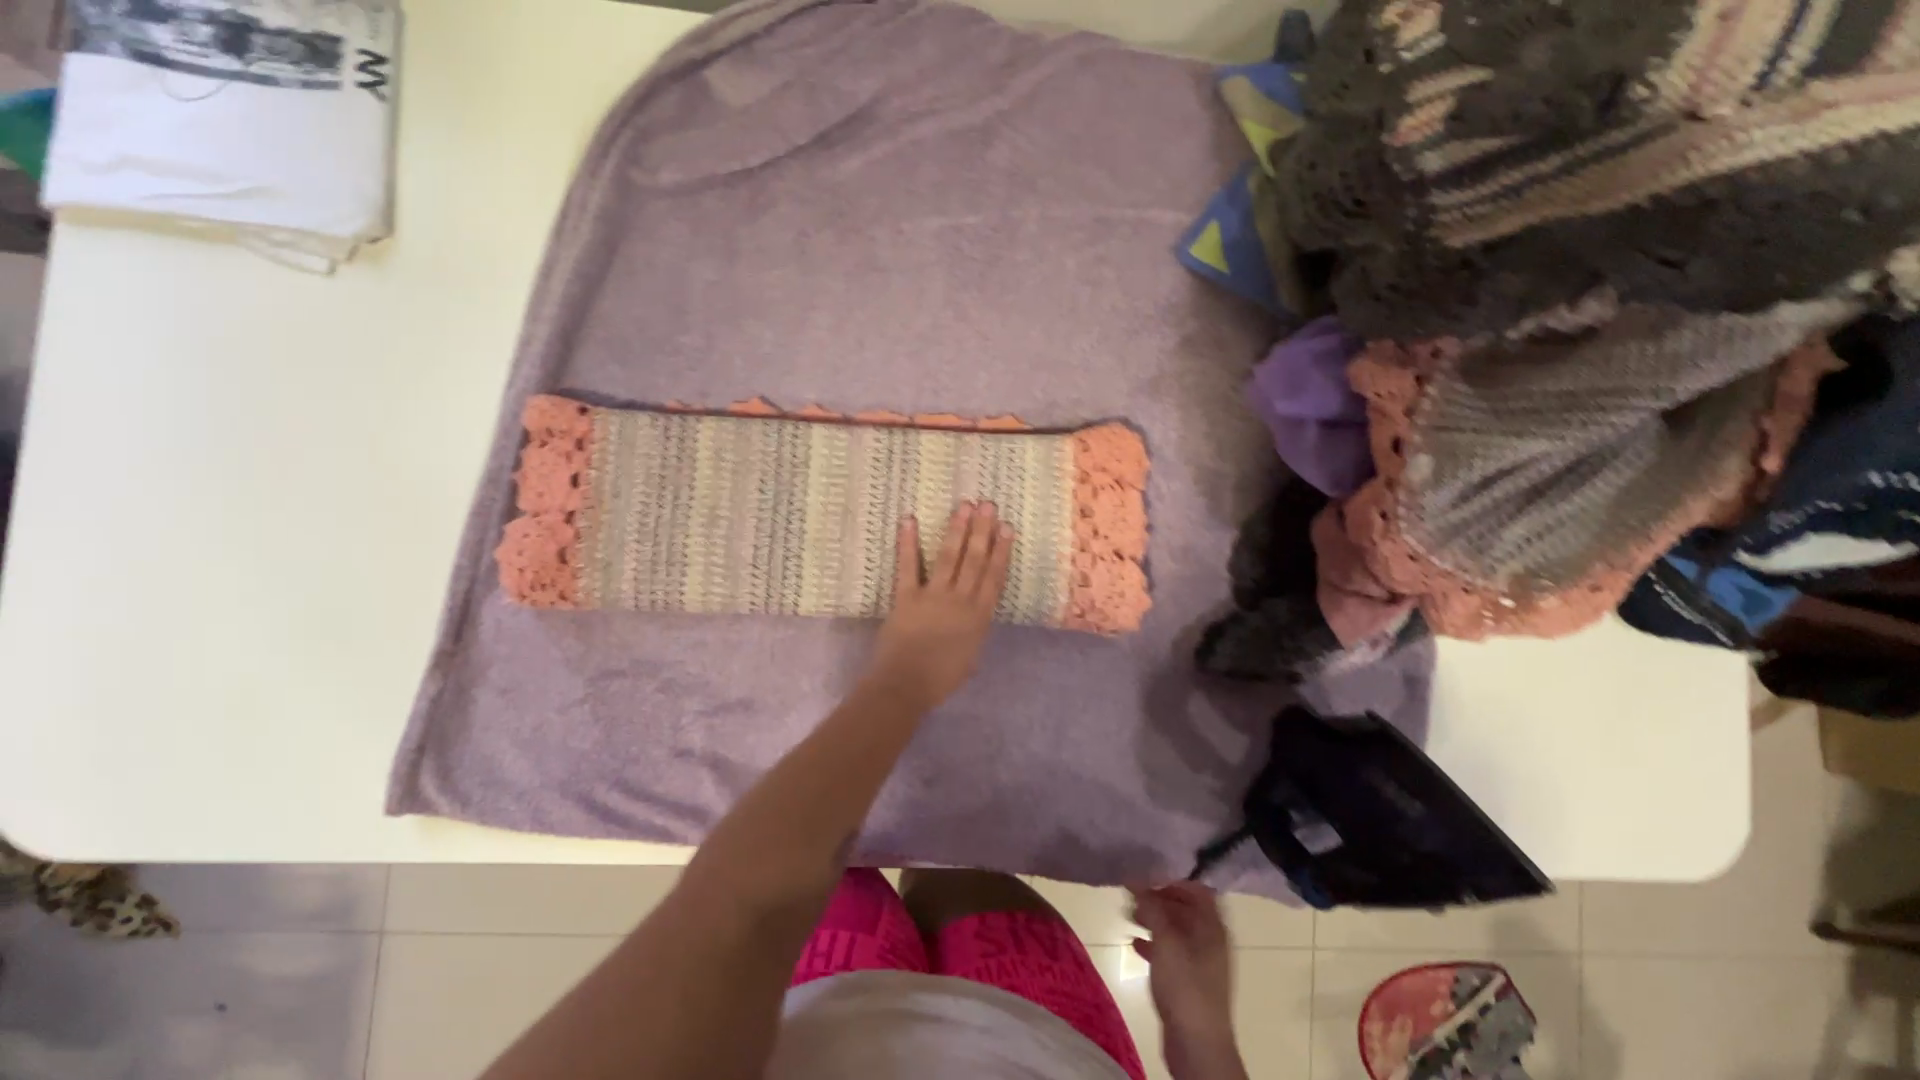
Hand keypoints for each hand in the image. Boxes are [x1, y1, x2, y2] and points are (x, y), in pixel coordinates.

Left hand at [865, 501, 1013, 710]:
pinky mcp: (906, 597)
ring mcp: (933, 596)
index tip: (1007, 527)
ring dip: (957, 529)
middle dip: (983, 531)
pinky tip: (910, 520)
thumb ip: (973, 634)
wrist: (907, 685)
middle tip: (988, 505)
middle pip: (975, 560)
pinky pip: (908, 566)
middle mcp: (960, 600)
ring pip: (950, 557)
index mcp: (979, 616)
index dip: (1002, 550)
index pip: (994, 577)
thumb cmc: (941, 679)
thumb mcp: (970, 658)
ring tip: (964, 505)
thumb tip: (974, 621)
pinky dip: (908, 542)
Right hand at [1130, 883, 1241, 1075]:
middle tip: (1130, 896)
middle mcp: (1210, 939)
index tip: (1146, 875)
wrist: (1198, 1045)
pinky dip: (1153, 944)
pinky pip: (1170, 951)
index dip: (1173, 878)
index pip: (1197, 888)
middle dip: (1158, 898)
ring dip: (1153, 919)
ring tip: (1128, 916)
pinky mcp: (1188, 980)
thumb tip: (1135, 878)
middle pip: (1185, 907)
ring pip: (1176, 929)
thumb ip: (1152, 907)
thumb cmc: (1185, 987)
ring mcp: (1200, 961)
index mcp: (1213, 926)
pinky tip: (1134, 944)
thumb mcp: (1166, 941)